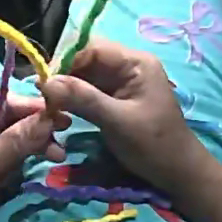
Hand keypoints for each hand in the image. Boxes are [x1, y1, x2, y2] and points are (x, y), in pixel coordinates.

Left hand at [0, 96, 66, 221]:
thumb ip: (14, 142)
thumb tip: (49, 117)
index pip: (6, 103)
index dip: (35, 108)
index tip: (65, 116)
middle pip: (13, 123)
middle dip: (37, 132)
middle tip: (62, 148)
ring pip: (14, 145)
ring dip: (33, 150)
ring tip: (56, 159)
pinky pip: (9, 165)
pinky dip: (23, 167)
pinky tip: (38, 170)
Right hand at [41, 39, 210, 193]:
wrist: (178, 174)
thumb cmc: (154, 145)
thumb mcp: (117, 121)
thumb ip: (82, 99)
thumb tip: (45, 83)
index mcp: (135, 62)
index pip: (92, 47)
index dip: (65, 60)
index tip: (43, 81)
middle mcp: (127, 65)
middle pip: (85, 57)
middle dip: (63, 73)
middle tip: (43, 94)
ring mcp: (121, 80)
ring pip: (83, 73)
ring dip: (65, 85)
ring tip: (48, 102)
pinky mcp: (114, 96)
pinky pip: (86, 88)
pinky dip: (72, 96)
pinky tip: (58, 106)